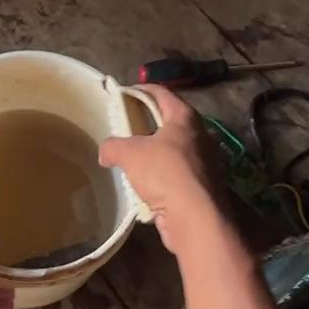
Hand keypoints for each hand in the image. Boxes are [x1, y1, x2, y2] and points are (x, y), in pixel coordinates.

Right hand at [98, 85, 225, 255]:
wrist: (196, 218)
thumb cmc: (165, 173)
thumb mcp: (129, 154)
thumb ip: (113, 146)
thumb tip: (105, 152)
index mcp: (185, 118)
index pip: (161, 93)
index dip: (141, 90)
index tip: (123, 94)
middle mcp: (199, 136)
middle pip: (168, 122)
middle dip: (146, 125)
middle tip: (124, 130)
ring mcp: (204, 162)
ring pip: (172, 151)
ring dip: (153, 155)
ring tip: (131, 160)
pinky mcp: (202, 187)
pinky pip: (176, 176)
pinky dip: (161, 178)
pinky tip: (145, 187)